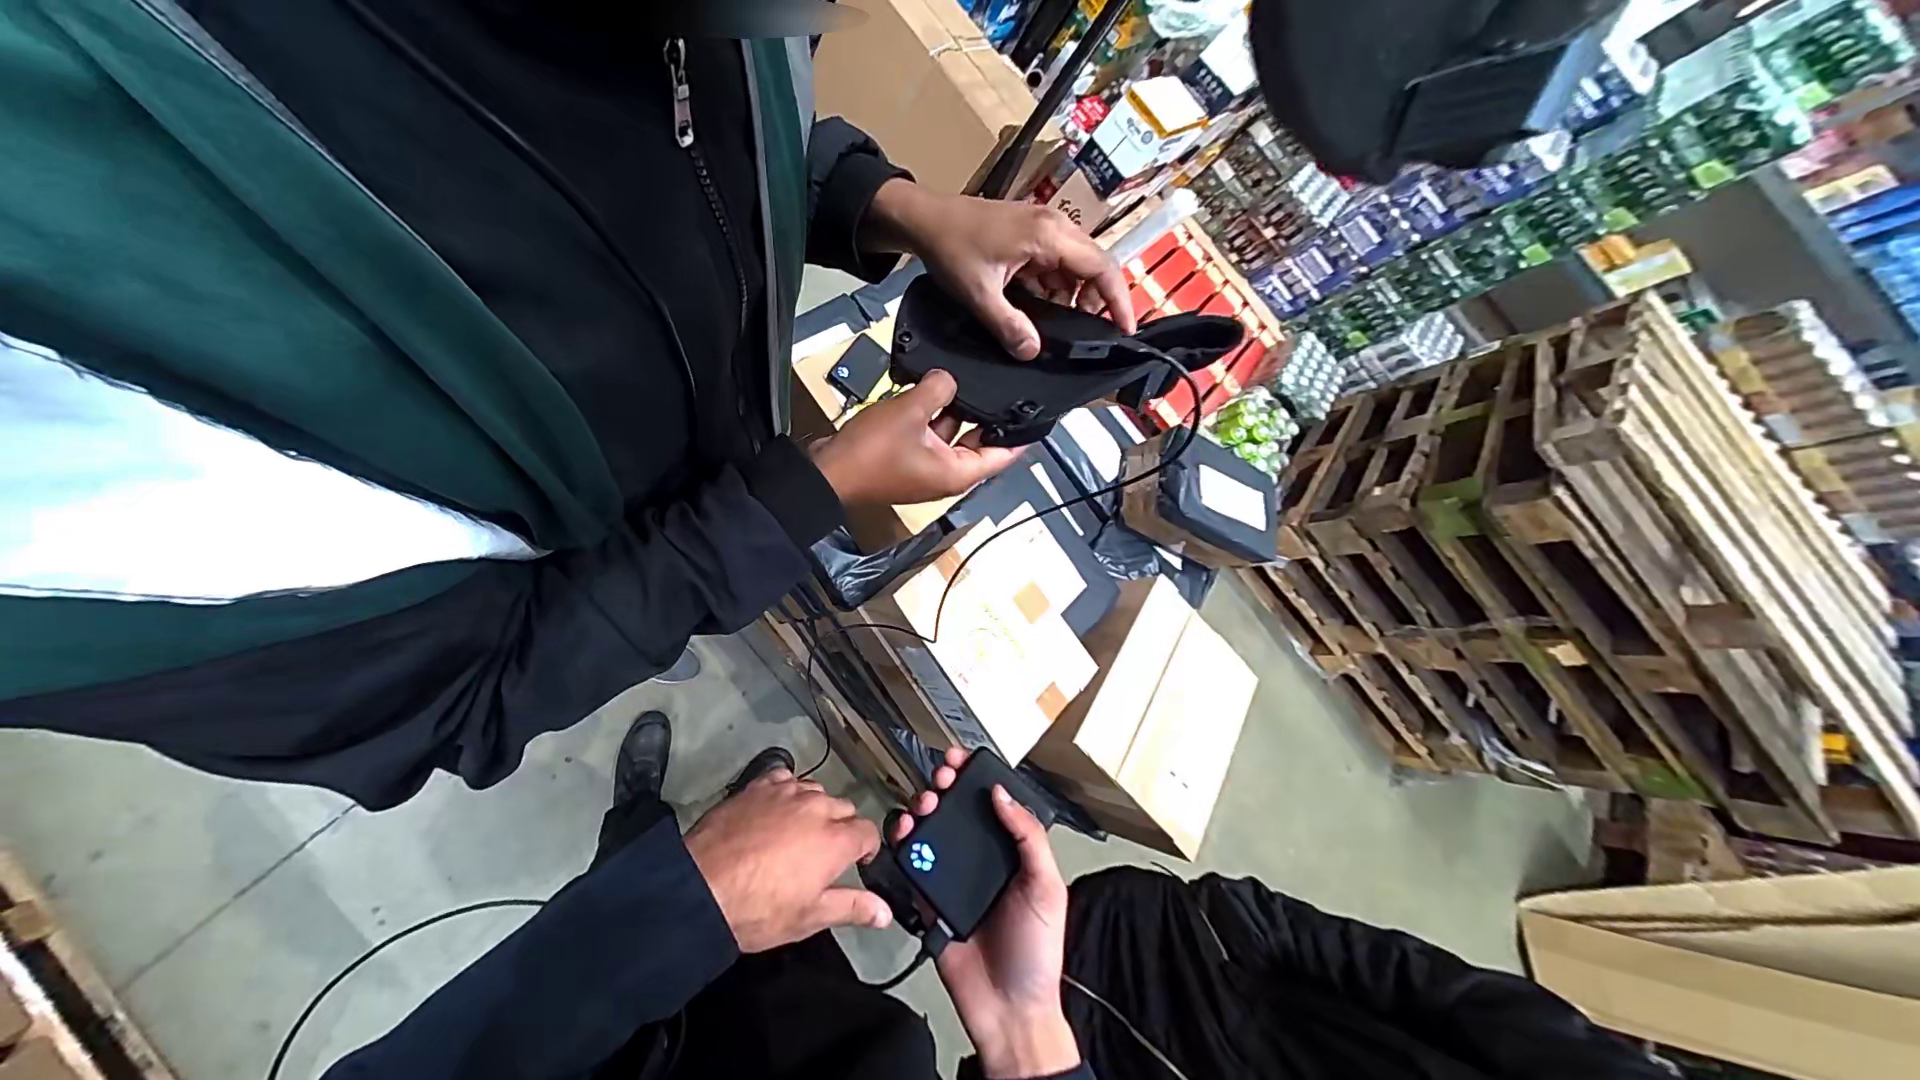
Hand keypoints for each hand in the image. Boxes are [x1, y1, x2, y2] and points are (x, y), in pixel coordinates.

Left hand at [684, 769, 890, 953]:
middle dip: (841, 827)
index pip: (869, 831)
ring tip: (797, 832)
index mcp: (836, 839)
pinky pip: (786, 778)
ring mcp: (787, 791)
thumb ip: (852, 907)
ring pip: (816, 792)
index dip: (866, 848)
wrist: (699, 888)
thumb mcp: (808, 917)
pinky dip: (787, 791)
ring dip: (815, 808)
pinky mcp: (760, 785)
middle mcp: (817, 807)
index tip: (856, 862)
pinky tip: (775, 810)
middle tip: (822, 854)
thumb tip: (886, 912)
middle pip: (845, 808)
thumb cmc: (757, 909)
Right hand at [809, 369, 1021, 505]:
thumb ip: (938, 389)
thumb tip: (947, 379)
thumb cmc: (871, 454)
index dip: (1022, 436)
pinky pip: (928, 434)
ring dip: (954, 410)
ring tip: (961, 379)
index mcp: (958, 473)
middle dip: (985, 414)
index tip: (1037, 416)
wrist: (828, 472)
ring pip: (951, 435)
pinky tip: (930, 389)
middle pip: (978, 442)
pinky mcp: (906, 459)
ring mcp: (925, 467)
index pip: (1004, 456)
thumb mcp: (911, 411)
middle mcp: (946, 474)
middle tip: (999, 384)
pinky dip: (931, 415)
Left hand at [864, 179, 1135, 359]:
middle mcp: (1055, 226)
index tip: (1124, 330)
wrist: (926, 219)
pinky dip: (1054, 290)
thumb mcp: (979, 294)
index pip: (1102, 267)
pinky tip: (1038, 309)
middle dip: (1095, 304)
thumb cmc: (951, 245)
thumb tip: (1033, 351)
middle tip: (1085, 337)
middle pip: (1094, 267)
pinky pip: (1056, 266)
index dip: (1119, 301)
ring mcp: (1044, 229)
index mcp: (1049, 235)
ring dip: (1071, 298)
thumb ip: (1008, 326)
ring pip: (1075, 269)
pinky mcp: (1032, 235)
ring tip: (1057, 327)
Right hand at [893, 747, 1078, 1078]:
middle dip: (945, 785)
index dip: (976, 777)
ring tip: (924, 803)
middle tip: (941, 777)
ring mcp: (953, 876)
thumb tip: (1001, 794)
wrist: (1007, 1009)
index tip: (963, 759)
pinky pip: (913, 864)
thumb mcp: (1046, 888)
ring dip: (923, 807)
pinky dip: (905, 842)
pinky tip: (905, 831)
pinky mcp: (929, 897)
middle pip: (957, 809)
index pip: (992, 802)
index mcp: (1011, 851)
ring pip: (932, 829)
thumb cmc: (1037, 951)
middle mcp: (981, 857)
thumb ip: (1028, 838)